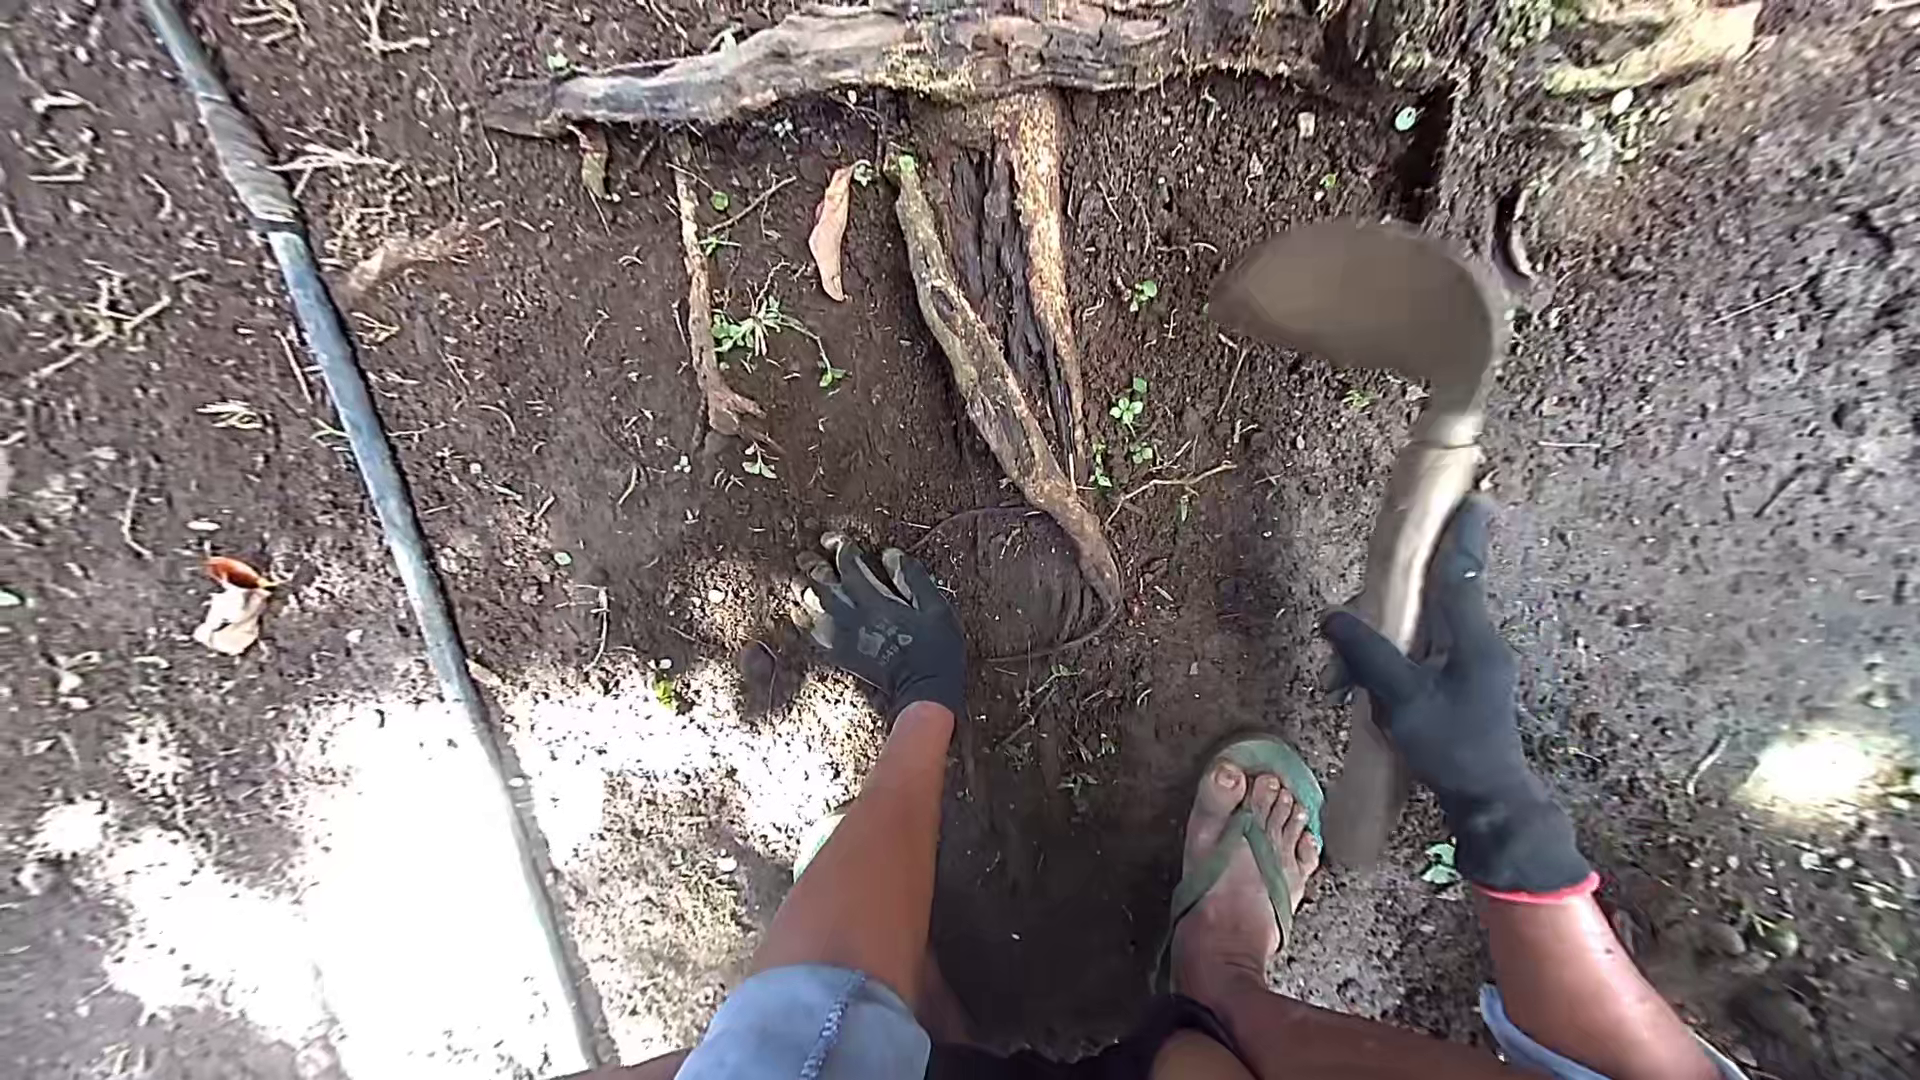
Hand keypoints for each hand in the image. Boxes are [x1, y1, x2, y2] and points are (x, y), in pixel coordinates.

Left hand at [795, 532, 965, 719]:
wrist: (923, 692)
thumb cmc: (935, 648)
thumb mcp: (936, 608)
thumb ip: (912, 578)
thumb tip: (889, 554)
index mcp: (876, 602)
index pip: (849, 567)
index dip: (840, 549)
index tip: (834, 538)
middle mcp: (853, 618)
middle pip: (823, 585)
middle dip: (813, 566)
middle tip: (805, 555)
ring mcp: (844, 638)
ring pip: (813, 608)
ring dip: (805, 590)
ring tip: (799, 578)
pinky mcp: (842, 654)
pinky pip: (814, 634)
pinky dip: (806, 621)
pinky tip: (803, 614)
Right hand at [1322, 496, 1591, 896]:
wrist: (1485, 799)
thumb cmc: (1450, 745)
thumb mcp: (1400, 697)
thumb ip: (1365, 651)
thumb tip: (1330, 614)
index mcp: (1471, 638)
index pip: (1460, 574)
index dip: (1461, 536)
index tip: (1471, 499)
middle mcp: (1469, 642)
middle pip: (1416, 603)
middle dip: (1371, 616)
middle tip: (1338, 658)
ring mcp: (1459, 661)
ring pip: (1403, 631)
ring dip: (1364, 651)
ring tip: (1337, 688)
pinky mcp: (1447, 679)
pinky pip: (1402, 654)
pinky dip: (1372, 666)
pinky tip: (1348, 692)